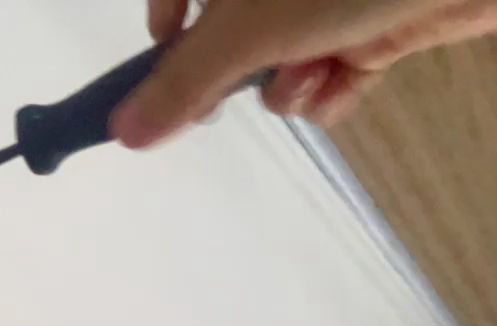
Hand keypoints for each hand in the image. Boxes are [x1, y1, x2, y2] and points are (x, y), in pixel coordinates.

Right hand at [112, 0, 496, 146]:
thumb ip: (183, 81)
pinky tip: (346, 77)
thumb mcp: (247, 24)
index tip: (163, 55)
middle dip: (243, 67)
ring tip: (316, 70)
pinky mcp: (374, 22)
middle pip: (233, 32)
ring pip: (282, 60)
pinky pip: (332, 70)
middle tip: (247, 82)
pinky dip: (334, 88)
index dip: (167, 23)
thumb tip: (122, 131)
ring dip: (292, 83)